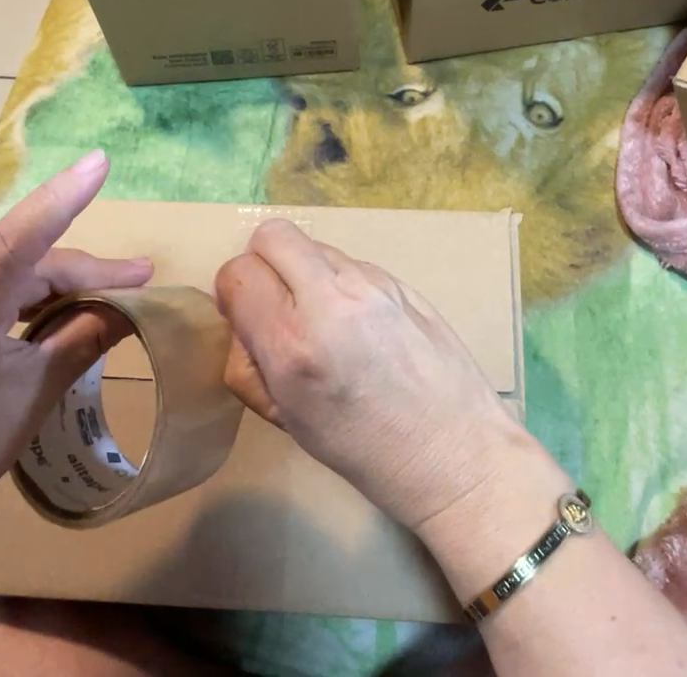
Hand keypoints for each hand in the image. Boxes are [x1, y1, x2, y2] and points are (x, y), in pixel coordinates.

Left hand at [0, 150, 151, 620]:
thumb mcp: (33, 399)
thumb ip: (83, 338)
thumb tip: (131, 303)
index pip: (9, 249)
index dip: (57, 203)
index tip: (98, 165)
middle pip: (17, 267)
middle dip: (81, 274)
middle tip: (138, 281)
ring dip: (50, 285)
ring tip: (104, 298)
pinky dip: (16, 298)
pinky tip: (45, 314)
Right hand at [213, 219, 550, 533]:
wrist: (453, 449)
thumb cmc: (363, 450)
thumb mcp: (287, 418)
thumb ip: (251, 363)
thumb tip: (245, 322)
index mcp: (294, 344)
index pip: (238, 273)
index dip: (233, 293)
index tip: (244, 317)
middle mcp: (332, 300)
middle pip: (273, 236)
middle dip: (262, 264)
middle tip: (275, 304)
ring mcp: (372, 284)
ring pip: (315, 246)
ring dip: (304, 272)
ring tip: (323, 319)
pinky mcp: (401, 281)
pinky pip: (351, 264)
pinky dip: (340, 283)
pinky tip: (359, 325)